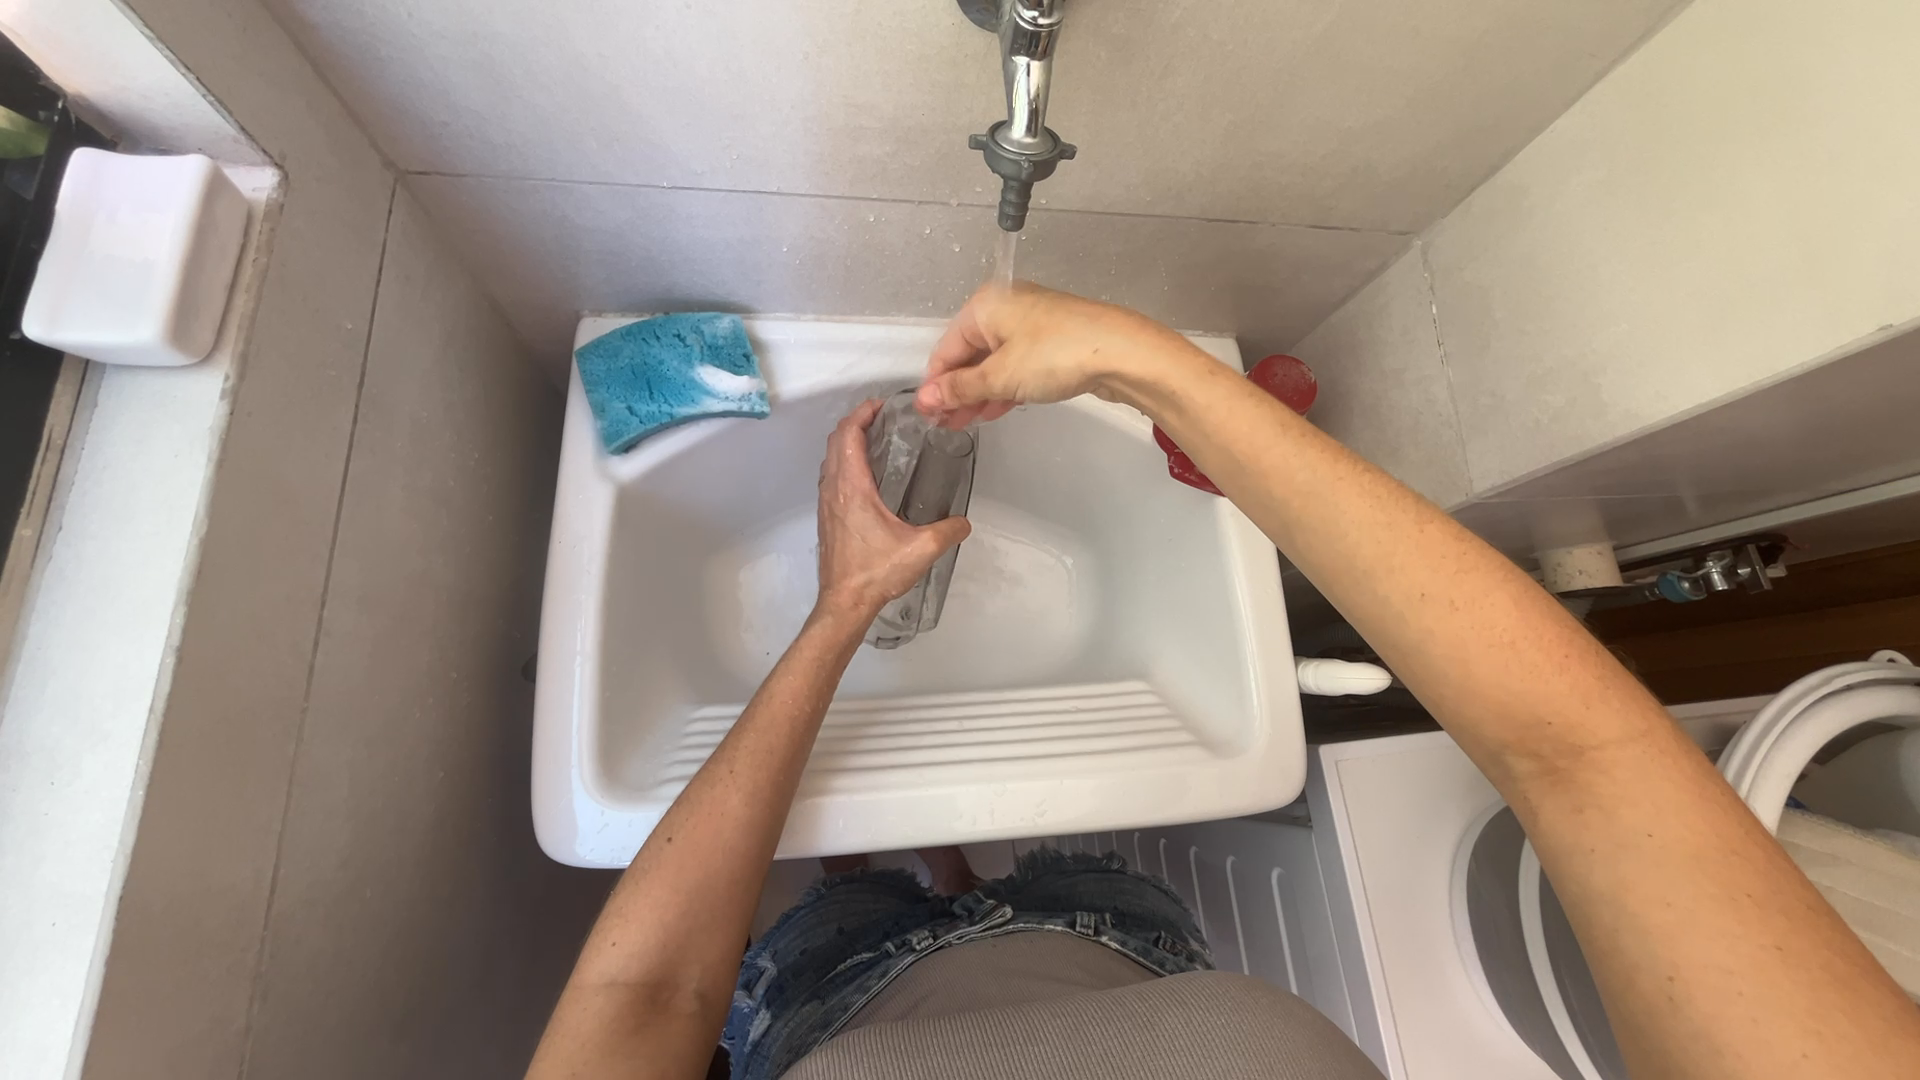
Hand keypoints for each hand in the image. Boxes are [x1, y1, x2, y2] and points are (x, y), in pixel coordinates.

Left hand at [815, 399, 971, 617]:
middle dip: (855, 422)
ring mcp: (826, 503)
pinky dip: (844, 462)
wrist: (844, 602)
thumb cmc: (876, 573)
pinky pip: (831, 476)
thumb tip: (964, 522)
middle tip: (881, 417)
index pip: (848, 435)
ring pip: (830, 458)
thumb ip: (947, 531)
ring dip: (847, 442)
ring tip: (874, 439)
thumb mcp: (921, 550)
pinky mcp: (827, 517)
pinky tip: (865, 475)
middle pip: (835, 440)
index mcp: (852, 488)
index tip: (882, 405)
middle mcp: (834, 489)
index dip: (862, 413)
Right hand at [914, 282, 1211, 427]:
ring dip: (978, 394)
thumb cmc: (1055, 354)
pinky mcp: (1050, 341)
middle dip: (956, 392)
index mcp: (983, 307)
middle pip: (968, 356)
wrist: (1120, 352)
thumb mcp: (1000, 377)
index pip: (945, 350)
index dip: (935, 385)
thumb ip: (960, 389)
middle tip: (945, 425)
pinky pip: (1015, 365)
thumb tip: (926, 399)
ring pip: (992, 363)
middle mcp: (1003, 309)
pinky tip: (994, 409)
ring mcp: (1029, 324)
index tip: (927, 416)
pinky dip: (1002, 387)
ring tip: (966, 424)